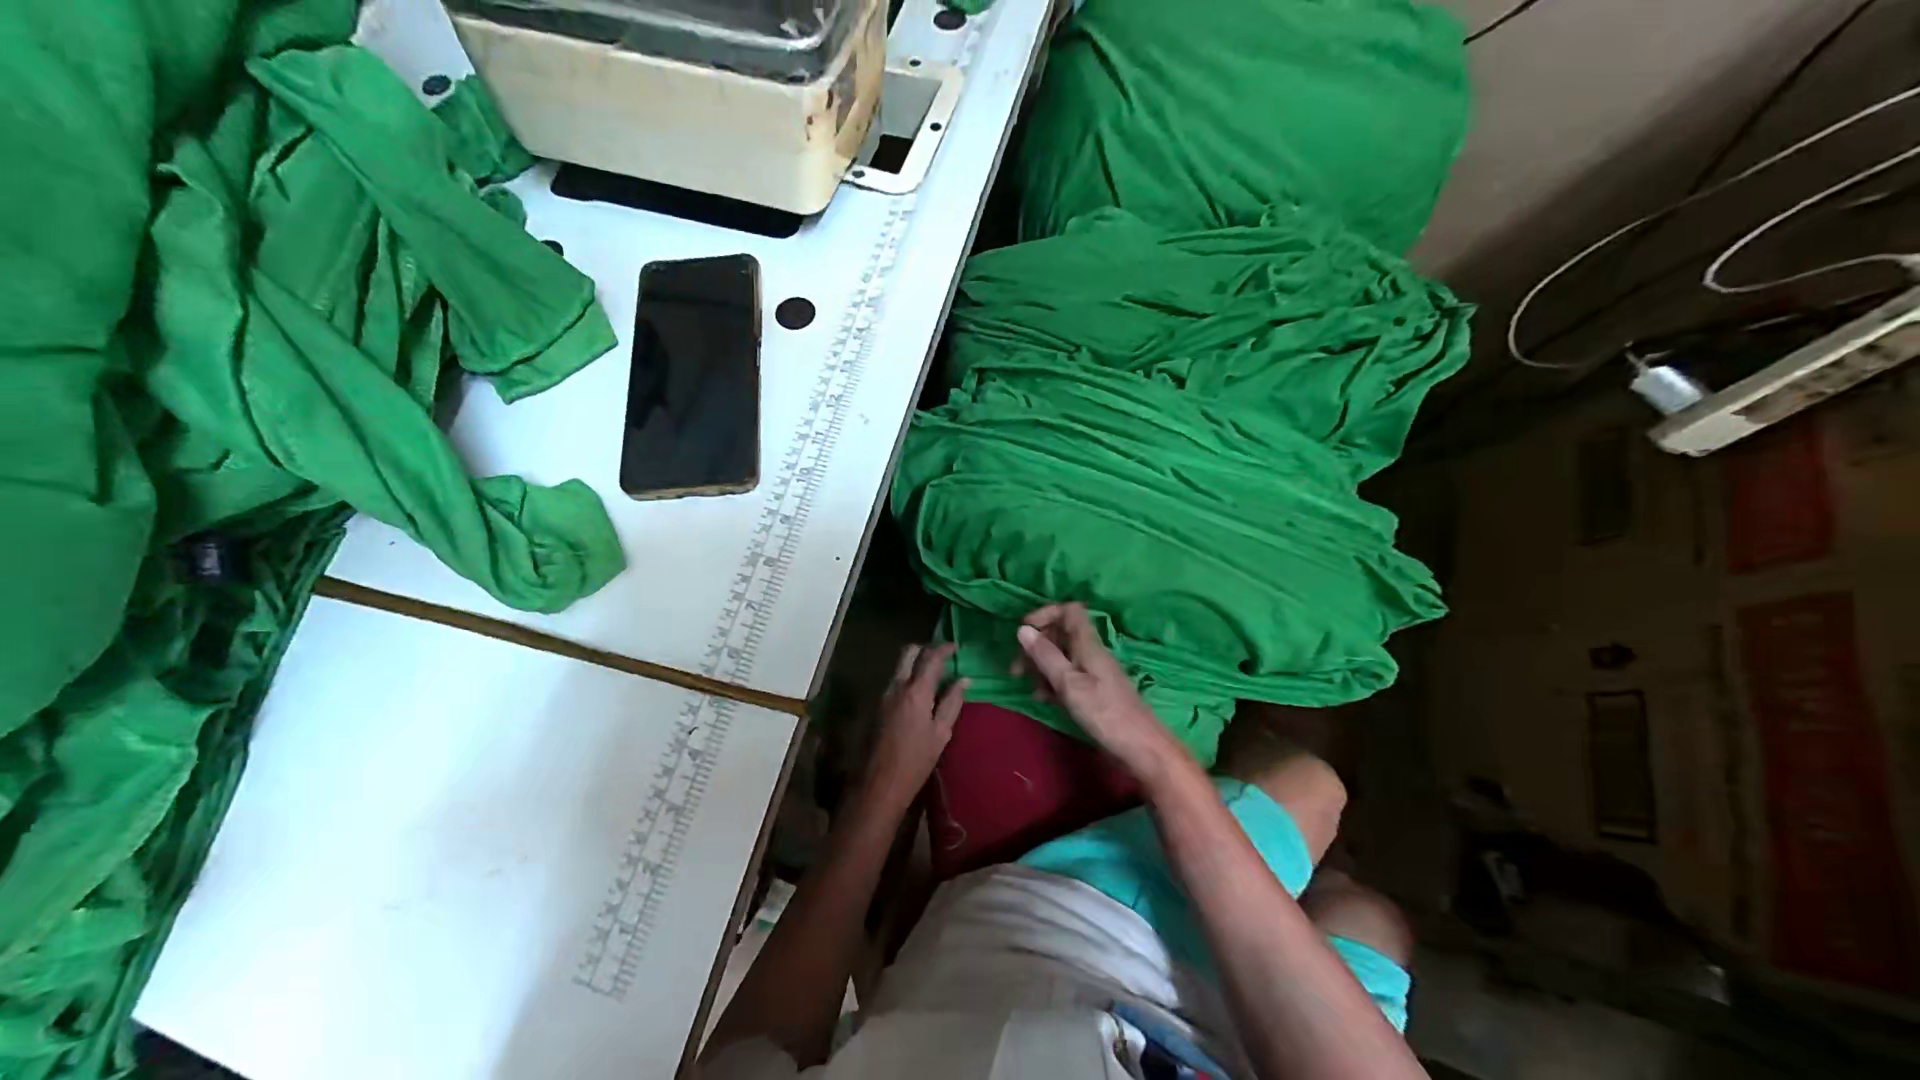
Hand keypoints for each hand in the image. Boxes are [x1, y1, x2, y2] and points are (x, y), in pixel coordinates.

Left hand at [862, 643, 968, 809]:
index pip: (930, 657)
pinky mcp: (875, 706)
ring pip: (899, 667)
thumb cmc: (915, 762)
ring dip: (915, 665)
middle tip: (942, 658)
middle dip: (925, 650)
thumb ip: (952, 703)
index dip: (944, 648)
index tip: (955, 647)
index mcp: (916, 692)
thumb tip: (963, 679)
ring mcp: (881, 695)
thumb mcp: (941, 734)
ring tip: (933, 677)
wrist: (877, 784)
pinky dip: (907, 680)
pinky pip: (893, 682)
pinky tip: (919, 696)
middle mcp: (895, 686)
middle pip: (908, 653)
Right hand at [1012, 604, 1193, 785]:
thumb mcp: (1069, 684)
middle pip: (1062, 633)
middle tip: (1017, 668)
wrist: (1141, 747)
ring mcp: (1094, 672)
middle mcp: (1091, 652)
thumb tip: (1023, 629)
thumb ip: (1046, 655)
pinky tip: (1044, 699)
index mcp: (1088, 644)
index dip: (1045, 614)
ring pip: (1063, 656)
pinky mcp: (1095, 691)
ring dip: (1042, 666)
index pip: (1069, 611)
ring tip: (1029, 687)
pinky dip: (1053, 682)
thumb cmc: (1104, 713)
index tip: (1024, 632)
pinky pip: (1069, 676)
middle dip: (1037, 645)